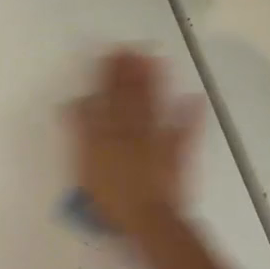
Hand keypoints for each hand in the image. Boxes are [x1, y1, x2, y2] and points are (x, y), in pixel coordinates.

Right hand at [68, 48, 204, 236]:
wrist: (149, 221)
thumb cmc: (112, 201)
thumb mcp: (86, 167)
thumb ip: (82, 132)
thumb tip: (75, 103)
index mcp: (109, 134)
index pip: (108, 99)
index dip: (109, 76)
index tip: (111, 53)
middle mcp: (134, 132)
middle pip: (132, 98)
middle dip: (131, 72)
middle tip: (131, 47)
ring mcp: (158, 141)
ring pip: (155, 107)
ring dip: (156, 83)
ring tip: (156, 59)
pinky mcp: (178, 155)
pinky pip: (184, 132)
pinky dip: (190, 115)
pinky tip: (195, 97)